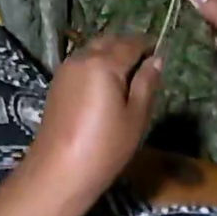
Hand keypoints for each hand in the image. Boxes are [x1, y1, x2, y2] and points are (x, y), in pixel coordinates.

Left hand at [24, 35, 161, 197]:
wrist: (56, 175)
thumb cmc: (103, 148)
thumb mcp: (135, 117)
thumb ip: (147, 83)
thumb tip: (156, 59)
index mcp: (105, 63)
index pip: (132, 43)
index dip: (149, 46)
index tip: (160, 56)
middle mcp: (84, 58)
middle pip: (111, 41)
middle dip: (129, 47)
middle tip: (144, 68)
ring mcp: (67, 69)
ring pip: (94, 49)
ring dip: (111, 54)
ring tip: (125, 79)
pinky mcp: (57, 83)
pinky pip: (82, 62)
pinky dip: (96, 64)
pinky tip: (104, 87)